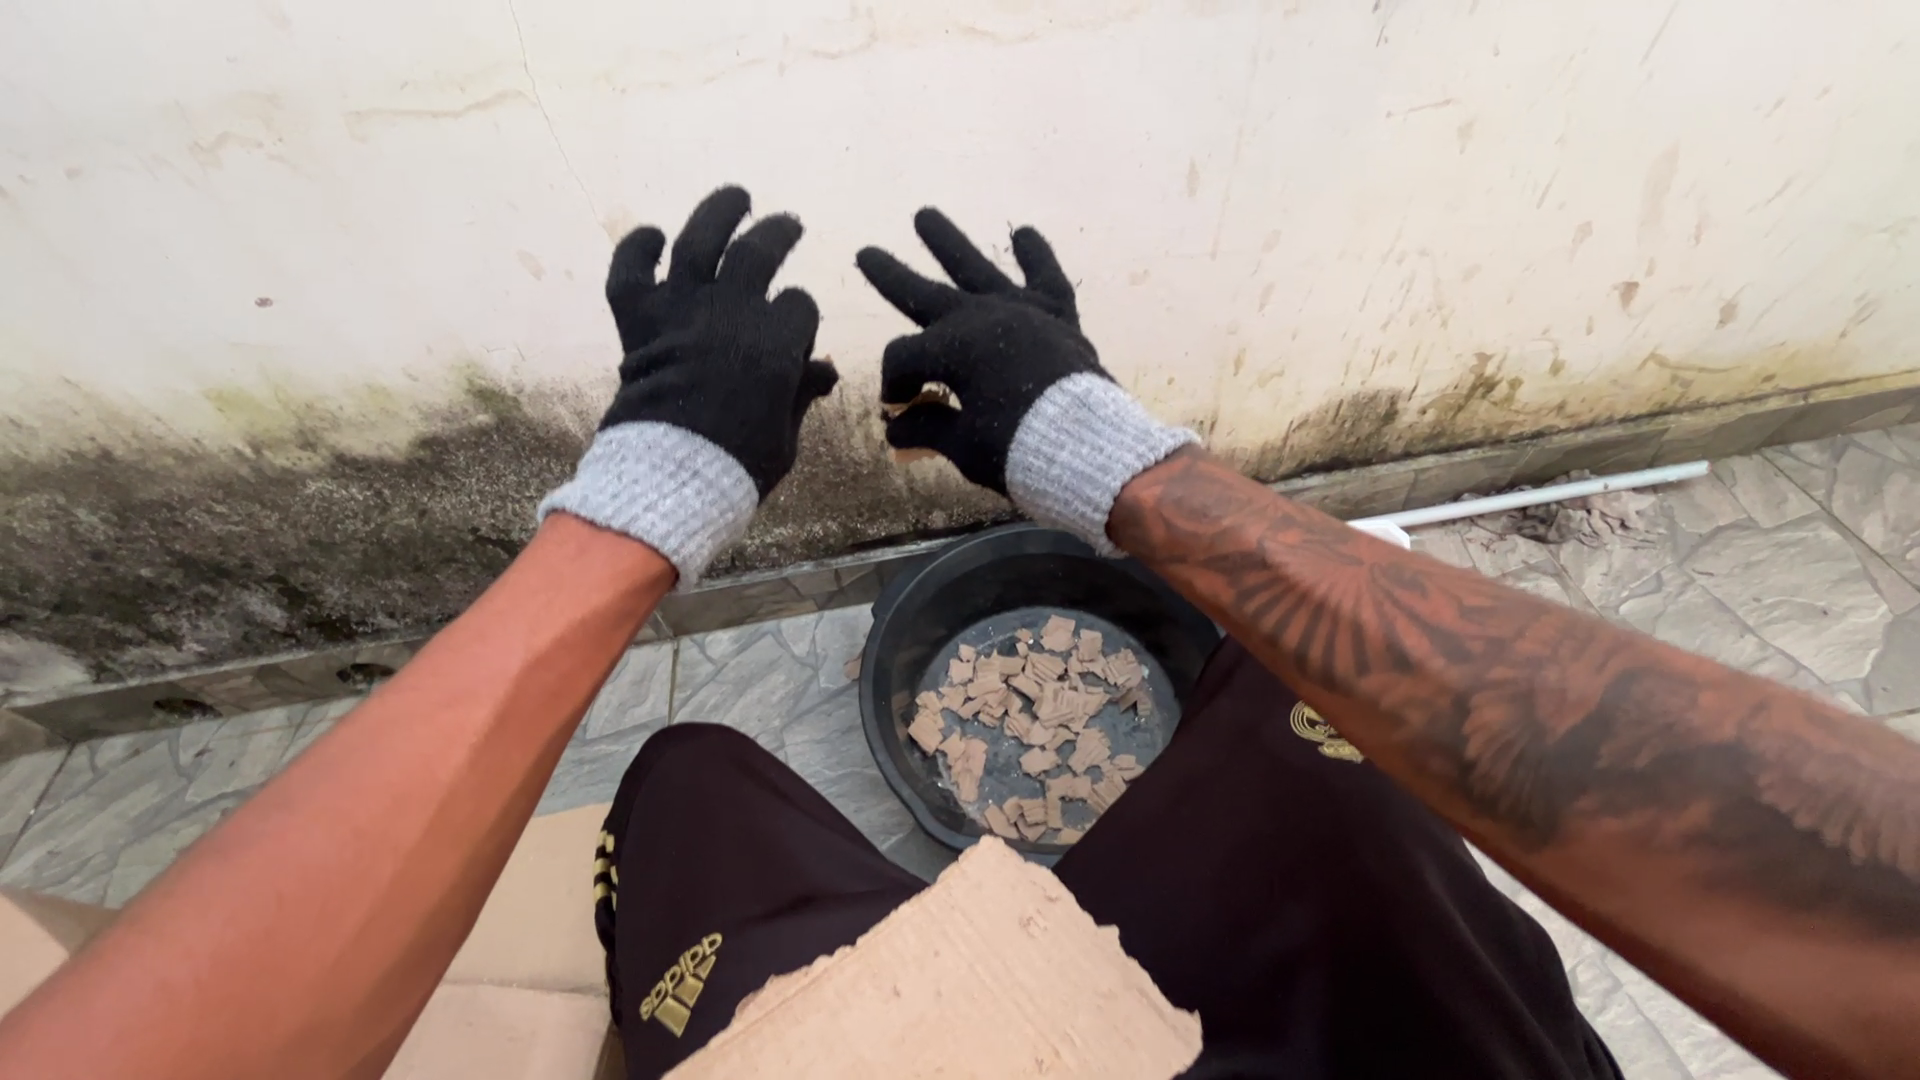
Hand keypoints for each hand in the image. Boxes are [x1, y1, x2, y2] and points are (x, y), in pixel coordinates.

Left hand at [541, 186, 838, 584]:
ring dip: (719, 212)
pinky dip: (637, 248)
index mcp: (776, 340)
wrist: (673, 473)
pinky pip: (631, 271)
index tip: (799, 332)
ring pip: (700, 241)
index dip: (803, 317)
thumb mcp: (786, 432)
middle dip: (778, 233)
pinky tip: (652, 233)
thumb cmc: (741, 462)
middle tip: (788, 223)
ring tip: (736, 196)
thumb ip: (801, 393)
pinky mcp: (639, 317)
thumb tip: (824, 372)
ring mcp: (682, 308)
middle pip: (760, 252)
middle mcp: (732, 310)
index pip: (801, 306)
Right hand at [857, 209, 1192, 553]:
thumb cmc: (1017, 447)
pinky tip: (1024, 233)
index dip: (895, 383)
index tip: (898, 408)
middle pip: (924, 294)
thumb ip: (928, 428)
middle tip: (866, 253)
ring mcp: (1020, 310)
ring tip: (925, 215)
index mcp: (950, 348)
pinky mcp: (1057, 315)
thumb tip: (896, 426)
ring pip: (976, 268)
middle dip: (892, 277)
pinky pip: (1045, 276)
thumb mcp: (962, 444)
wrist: (1086, 447)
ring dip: (948, 242)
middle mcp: (979, 317)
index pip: (905, 357)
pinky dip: (1036, 255)